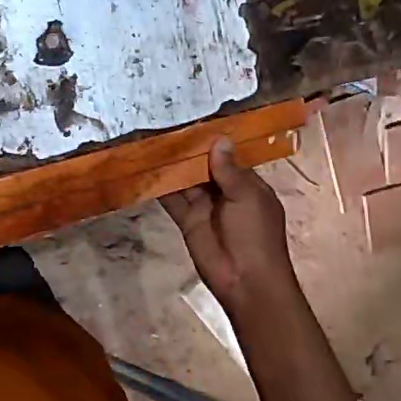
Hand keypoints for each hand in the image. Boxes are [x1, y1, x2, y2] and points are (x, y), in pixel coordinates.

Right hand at [160, 138, 299, 315]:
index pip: (229, 156)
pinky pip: (172, 200)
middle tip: (166, 123)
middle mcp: (225, 191)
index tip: (195, 119)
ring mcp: (205, 206)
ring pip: (186, 180)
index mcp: (248, 183)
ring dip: (172, 165)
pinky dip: (160, 187)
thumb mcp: (247, 196)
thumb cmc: (255, 234)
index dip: (213, 141)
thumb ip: (229, 170)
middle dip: (189, 150)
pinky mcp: (187, 221)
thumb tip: (219, 139)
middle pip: (204, 166)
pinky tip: (144, 168)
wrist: (246, 281)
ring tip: (151, 139)